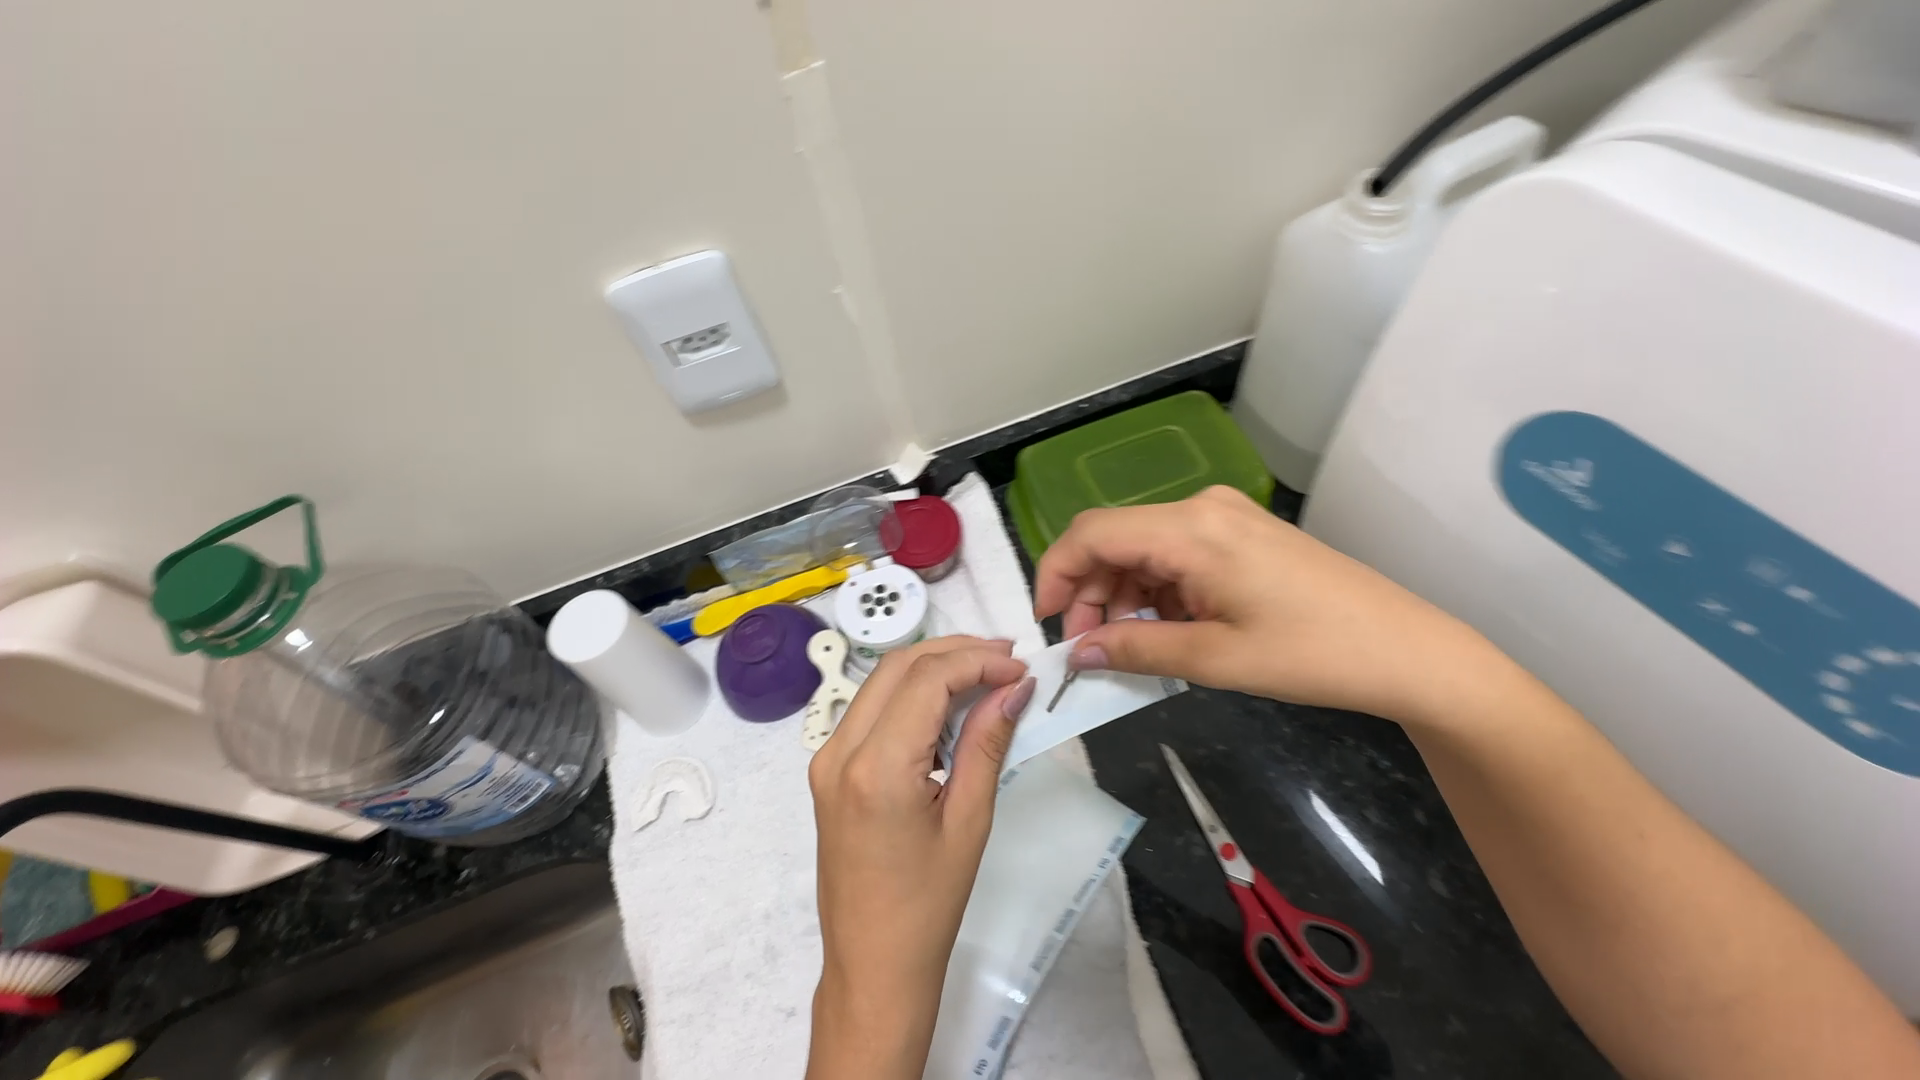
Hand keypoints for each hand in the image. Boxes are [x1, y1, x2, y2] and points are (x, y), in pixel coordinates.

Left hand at [806, 636, 1036, 1079]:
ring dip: (932, 668)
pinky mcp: (828, 771)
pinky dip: (910, 695)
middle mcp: (839, 751)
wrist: (872, 965)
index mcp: (875, 767)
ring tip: (986, 672)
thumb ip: (987, 742)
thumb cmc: (929, 905)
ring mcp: (826, 759)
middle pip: (897, 667)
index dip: (978, 661)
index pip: (927, 679)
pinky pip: (870, 711)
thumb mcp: (969, 820)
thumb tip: (1014, 687)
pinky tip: (949, 705)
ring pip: (880, 683)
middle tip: (1007, 657)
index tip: (1021, 668)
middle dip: (954, 651)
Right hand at [1033, 485, 1493, 726]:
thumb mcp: (1213, 659)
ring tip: (1131, 648)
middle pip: (1114, 539)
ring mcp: (1223, 519)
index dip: (1056, 576)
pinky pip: (1175, 556)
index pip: (1091, 533)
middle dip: (1090, 593)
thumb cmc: (1311, 653)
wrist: (1407, 649)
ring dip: (1123, 595)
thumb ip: (1135, 649)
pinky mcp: (1240, 536)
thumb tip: (1076, 654)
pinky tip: (1168, 631)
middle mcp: (1200, 509)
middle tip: (1091, 651)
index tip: (1050, 627)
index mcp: (1190, 529)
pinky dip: (1156, 592)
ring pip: (1142, 549)